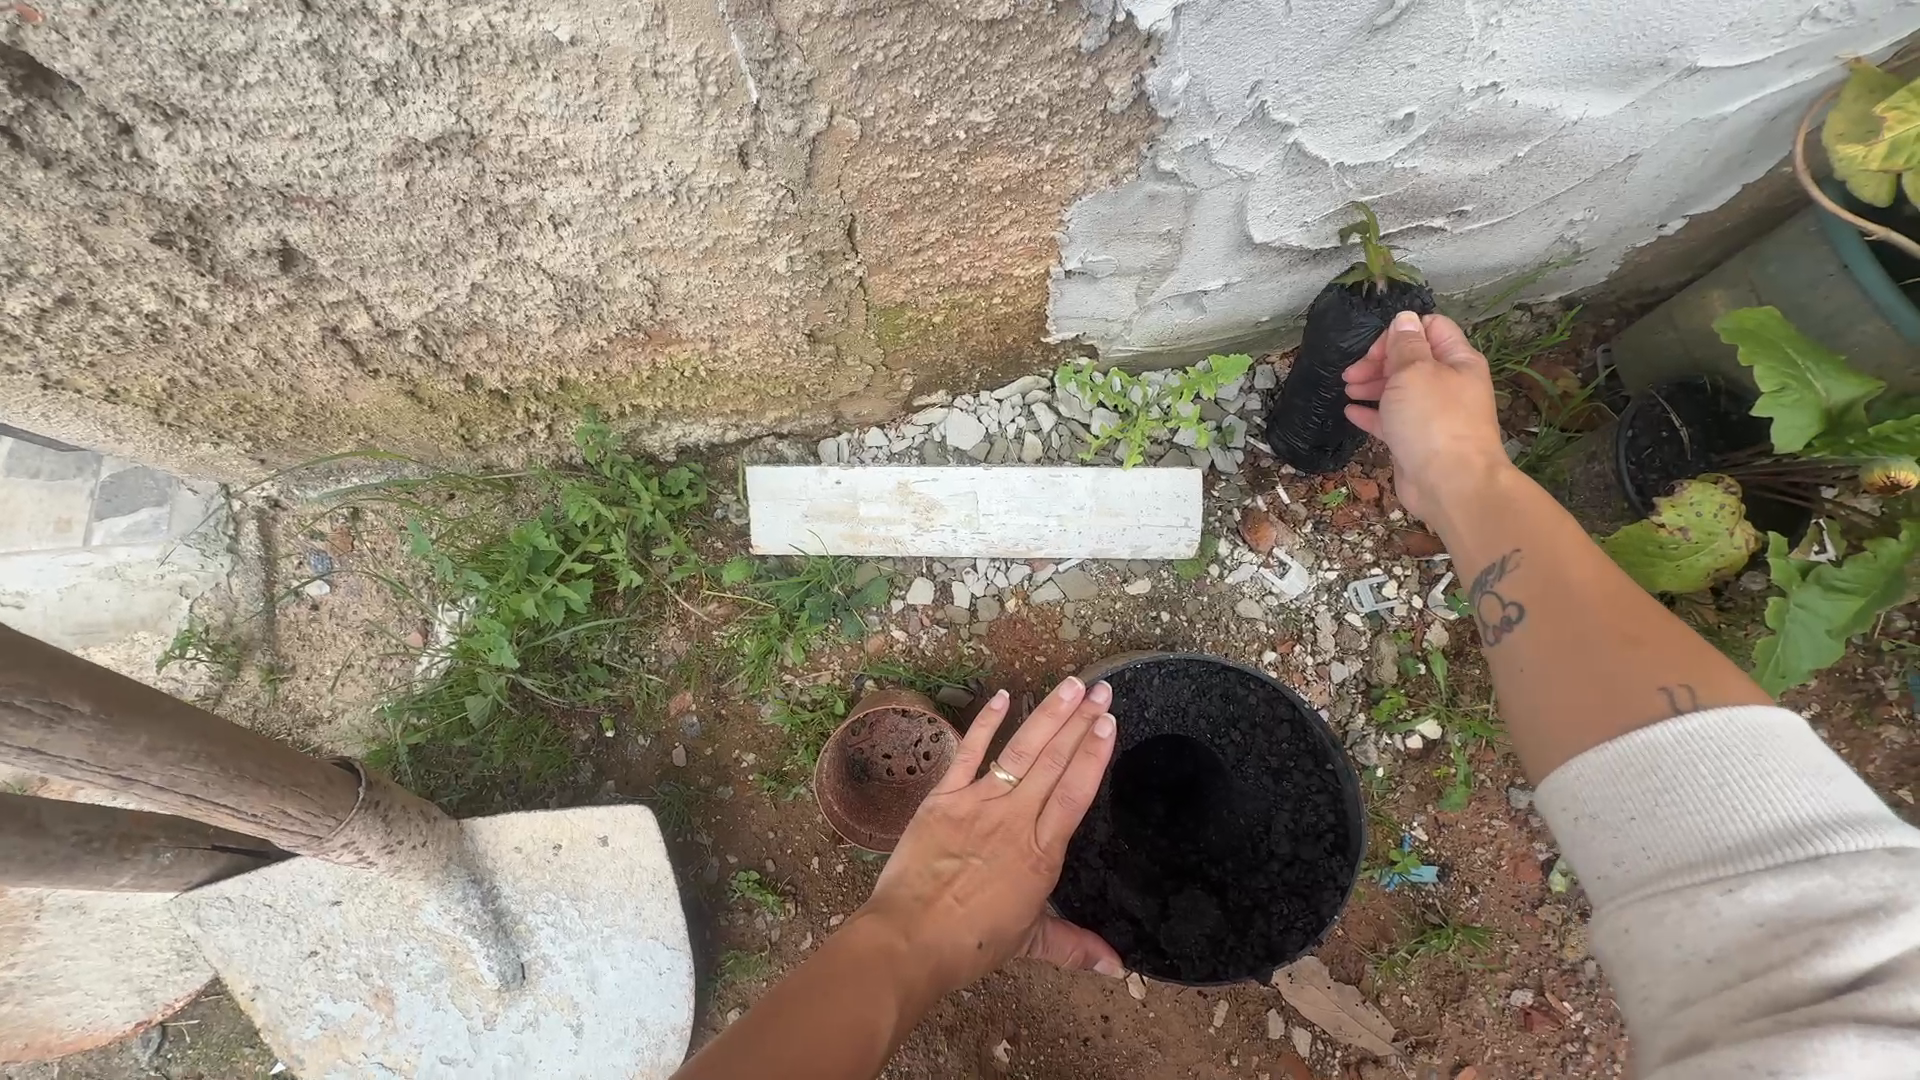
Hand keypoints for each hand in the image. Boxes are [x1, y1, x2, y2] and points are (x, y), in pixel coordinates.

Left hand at [850, 677, 1122, 995]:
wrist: (910, 938)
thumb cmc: (971, 944)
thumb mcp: (1029, 944)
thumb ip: (1074, 947)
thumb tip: (1119, 966)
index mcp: (1041, 853)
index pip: (1075, 793)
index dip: (1093, 755)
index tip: (1108, 722)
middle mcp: (1015, 819)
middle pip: (1054, 762)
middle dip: (1080, 722)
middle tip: (1101, 689)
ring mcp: (978, 802)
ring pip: (1020, 750)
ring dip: (1048, 715)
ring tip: (1070, 684)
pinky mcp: (944, 796)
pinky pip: (969, 752)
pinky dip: (986, 723)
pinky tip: (1004, 696)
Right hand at [1342, 310, 1516, 526]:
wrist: (1449, 482)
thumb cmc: (1433, 420)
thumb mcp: (1414, 372)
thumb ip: (1405, 345)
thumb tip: (1404, 319)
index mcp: (1457, 360)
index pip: (1431, 328)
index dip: (1400, 332)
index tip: (1373, 350)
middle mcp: (1447, 383)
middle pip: (1410, 360)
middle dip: (1379, 361)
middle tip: (1351, 373)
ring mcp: (1431, 413)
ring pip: (1398, 389)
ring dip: (1371, 385)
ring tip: (1347, 389)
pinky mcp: (1415, 439)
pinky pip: (1390, 419)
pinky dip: (1371, 412)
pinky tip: (1351, 412)